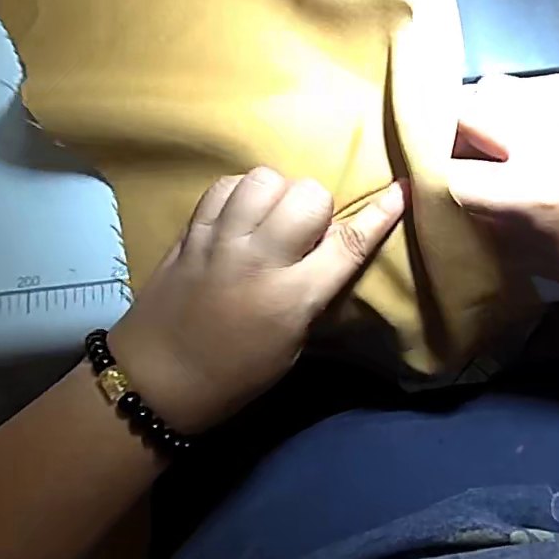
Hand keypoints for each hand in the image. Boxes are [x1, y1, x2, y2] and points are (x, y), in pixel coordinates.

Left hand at [107, 168, 405, 433]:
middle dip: (318, 208)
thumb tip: (329, 248)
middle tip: (306, 233)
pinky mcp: (191, 232)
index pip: (348, 244)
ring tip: (272, 218)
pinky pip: (226, 186)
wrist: (156, 380)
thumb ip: (315, 290)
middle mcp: (259, 260)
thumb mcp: (294, 343)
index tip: (401, 190)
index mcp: (292, 297)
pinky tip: (242, 215)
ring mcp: (220, 241)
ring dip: (279, 193)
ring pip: (265, 178)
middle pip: (309, 196)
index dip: (381, 214)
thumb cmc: (237, 374)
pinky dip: (242, 193)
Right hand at [446, 76, 558, 300]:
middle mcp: (546, 143)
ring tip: (495, 143)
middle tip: (462, 156)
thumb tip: (447, 186)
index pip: (452, 171)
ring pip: (497, 88)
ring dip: (483, 114)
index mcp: (532, 192)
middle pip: (467, 109)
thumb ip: (483, 216)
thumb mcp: (527, 255)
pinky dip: (516, 112)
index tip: (443, 188)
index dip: (441, 181)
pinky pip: (531, 94)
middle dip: (454, 133)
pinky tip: (528, 139)